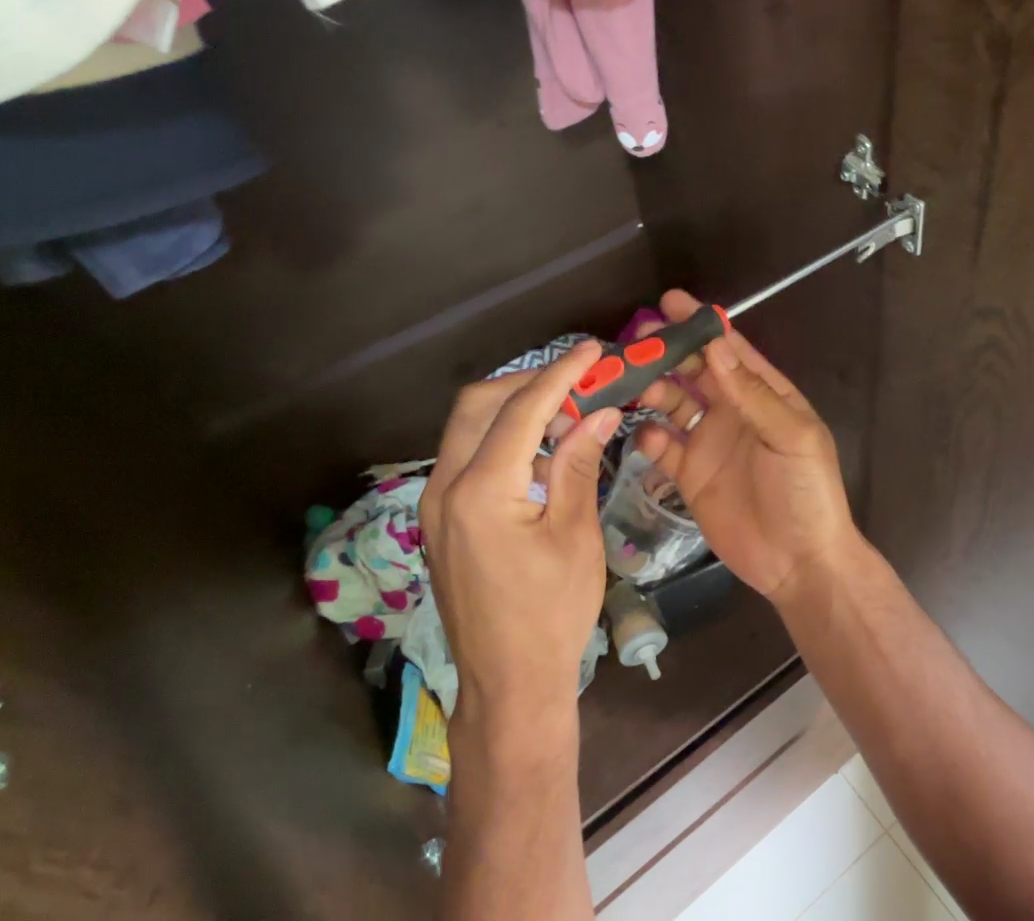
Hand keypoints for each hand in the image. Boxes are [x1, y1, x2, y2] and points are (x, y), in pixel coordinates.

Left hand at [420, 343, 620, 730]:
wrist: (508, 682)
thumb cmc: (552, 613)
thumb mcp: (575, 535)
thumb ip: (578, 464)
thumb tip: (599, 413)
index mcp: (480, 491)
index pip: (521, 410)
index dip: (560, 375)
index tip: (592, 350)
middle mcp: (444, 488)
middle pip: (478, 406)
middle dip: (527, 383)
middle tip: (578, 382)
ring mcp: (435, 506)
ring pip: (467, 430)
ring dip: (514, 411)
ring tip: (567, 416)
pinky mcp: (440, 522)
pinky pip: (467, 461)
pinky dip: (502, 443)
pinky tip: (542, 457)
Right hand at [633, 290, 862, 602]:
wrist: (799, 562)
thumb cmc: (806, 493)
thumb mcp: (792, 437)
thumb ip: (753, 394)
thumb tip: (716, 347)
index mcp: (765, 397)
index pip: (730, 351)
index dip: (702, 325)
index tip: (670, 301)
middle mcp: (734, 413)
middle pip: (694, 373)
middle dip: (666, 353)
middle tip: (633, 341)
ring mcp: (710, 444)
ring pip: (673, 404)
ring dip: (651, 390)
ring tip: (626, 382)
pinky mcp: (690, 476)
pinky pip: (662, 447)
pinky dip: (648, 437)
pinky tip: (640, 434)